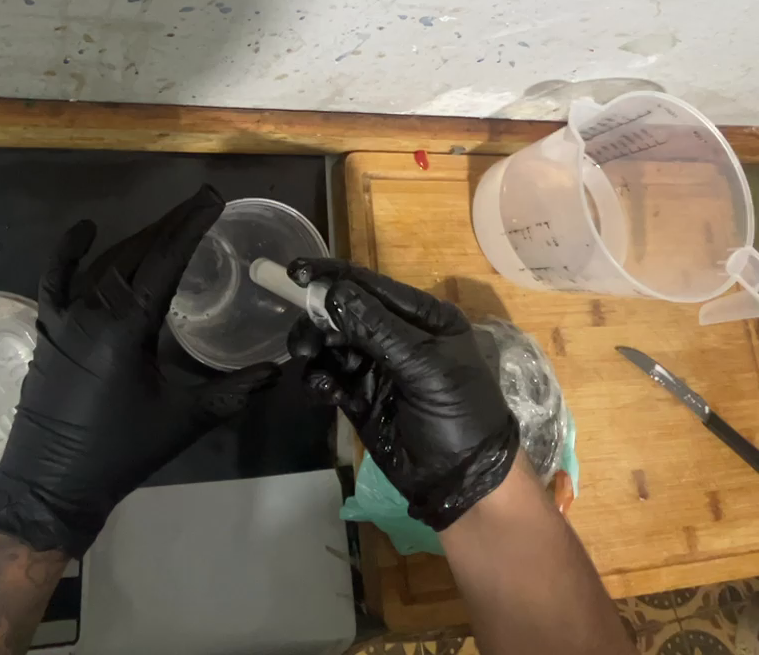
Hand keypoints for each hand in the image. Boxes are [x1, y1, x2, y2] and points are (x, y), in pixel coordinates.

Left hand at [0, 186, 281, 555]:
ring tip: (171, 222)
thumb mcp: (184, 421)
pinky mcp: (48, 328)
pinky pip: (55, 279)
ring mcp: (66, 317)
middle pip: (138, 252)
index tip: (213, 201)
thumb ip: (233, 392)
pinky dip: (68, 252)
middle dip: (172, 224)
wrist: (51, 484)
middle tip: (202, 203)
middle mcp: (95, 311)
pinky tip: (87, 230)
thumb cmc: (121, 452)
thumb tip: (277, 370)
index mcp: (128, 328)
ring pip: (106, 262)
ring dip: (140, 238)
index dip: (191, 227)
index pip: (166, 261)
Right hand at [287, 259, 518, 529]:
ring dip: (316, 348)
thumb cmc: (459, 415)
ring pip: (331, 342)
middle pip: (344, 311)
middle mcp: (397, 335)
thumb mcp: (426, 367)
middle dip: (319, 319)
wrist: (463, 485)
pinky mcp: (359, 395)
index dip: (333, 276)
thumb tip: (335, 291)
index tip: (295, 271)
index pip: (371, 285)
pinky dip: (320, 379)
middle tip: (303, 340)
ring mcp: (376, 365)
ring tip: (309, 361)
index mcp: (423, 317)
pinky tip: (325, 391)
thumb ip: (378, 328)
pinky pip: (329, 375)